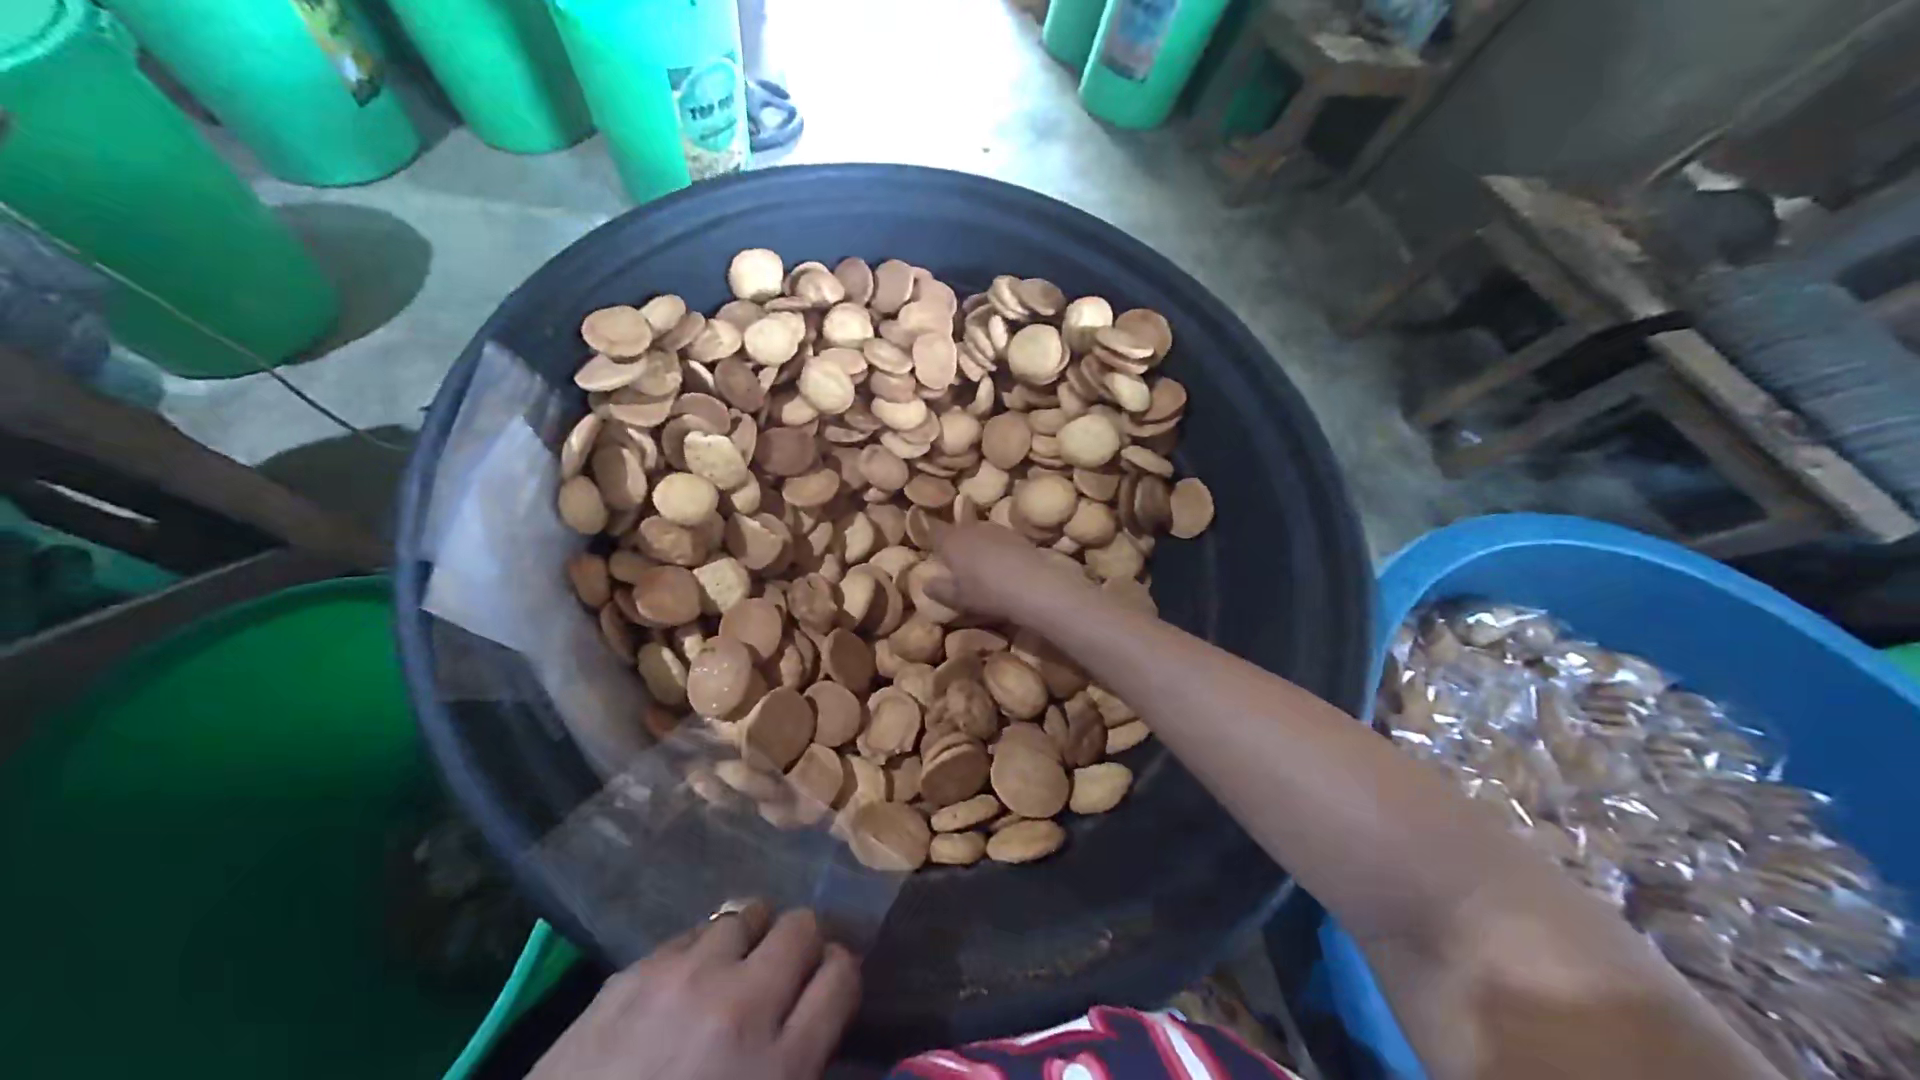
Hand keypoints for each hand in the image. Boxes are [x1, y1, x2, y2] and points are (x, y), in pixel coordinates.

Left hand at [529, 903, 859, 1079]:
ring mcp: (685, 980)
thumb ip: (799, 1068)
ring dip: (750, 940)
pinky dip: (701, 952)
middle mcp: (741, 1006)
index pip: (842, 975)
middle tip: (784, 972)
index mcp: (780, 1066)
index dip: (839, 974)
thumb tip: (812, 1018)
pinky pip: (693, 933)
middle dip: (803, 945)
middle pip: (803, 927)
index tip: (825, 985)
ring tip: (733, 969)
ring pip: (748, 914)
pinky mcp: (636, 971)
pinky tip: (683, 986)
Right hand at [929, 522, 1098, 622]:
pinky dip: (995, 546)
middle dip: (954, 536)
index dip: (929, 530)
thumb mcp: (957, 598)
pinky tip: (1000, 561)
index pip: (934, 530)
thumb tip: (926, 583)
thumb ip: (939, 590)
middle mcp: (970, 529)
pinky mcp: (1016, 535)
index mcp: (951, 542)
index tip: (927, 532)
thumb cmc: (986, 592)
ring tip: (978, 557)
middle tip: (953, 550)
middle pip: (958, 527)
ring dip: (976, 540)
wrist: (1031, 584)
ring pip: (979, 530)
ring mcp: (995, 529)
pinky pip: (997, 537)